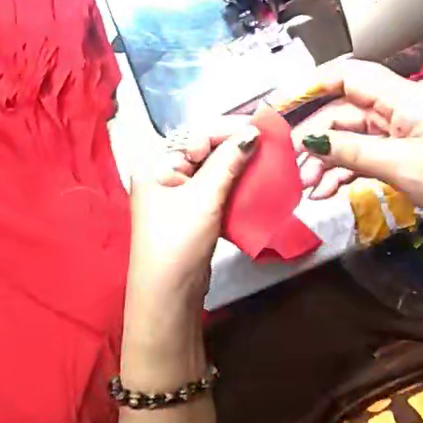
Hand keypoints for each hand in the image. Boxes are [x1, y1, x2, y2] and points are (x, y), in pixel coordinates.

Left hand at [127, 118, 260, 305]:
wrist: (168, 294)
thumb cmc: (179, 241)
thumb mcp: (204, 197)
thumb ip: (228, 162)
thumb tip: (251, 132)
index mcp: (155, 163)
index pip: (195, 134)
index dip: (228, 130)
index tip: (261, 129)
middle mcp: (162, 173)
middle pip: (204, 149)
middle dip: (235, 146)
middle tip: (268, 142)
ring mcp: (175, 193)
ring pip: (212, 169)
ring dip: (238, 165)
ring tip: (266, 159)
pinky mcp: (190, 211)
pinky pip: (215, 188)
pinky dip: (234, 184)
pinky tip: (254, 182)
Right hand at [292, 59, 422, 241]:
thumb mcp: (401, 163)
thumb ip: (351, 151)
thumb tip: (308, 142)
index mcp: (403, 98)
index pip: (349, 76)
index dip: (314, 85)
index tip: (283, 106)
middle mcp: (398, 111)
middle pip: (343, 113)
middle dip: (316, 138)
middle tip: (293, 167)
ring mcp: (399, 137)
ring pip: (349, 140)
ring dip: (326, 161)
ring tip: (308, 186)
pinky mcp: (401, 160)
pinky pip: (361, 159)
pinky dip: (343, 173)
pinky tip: (326, 191)